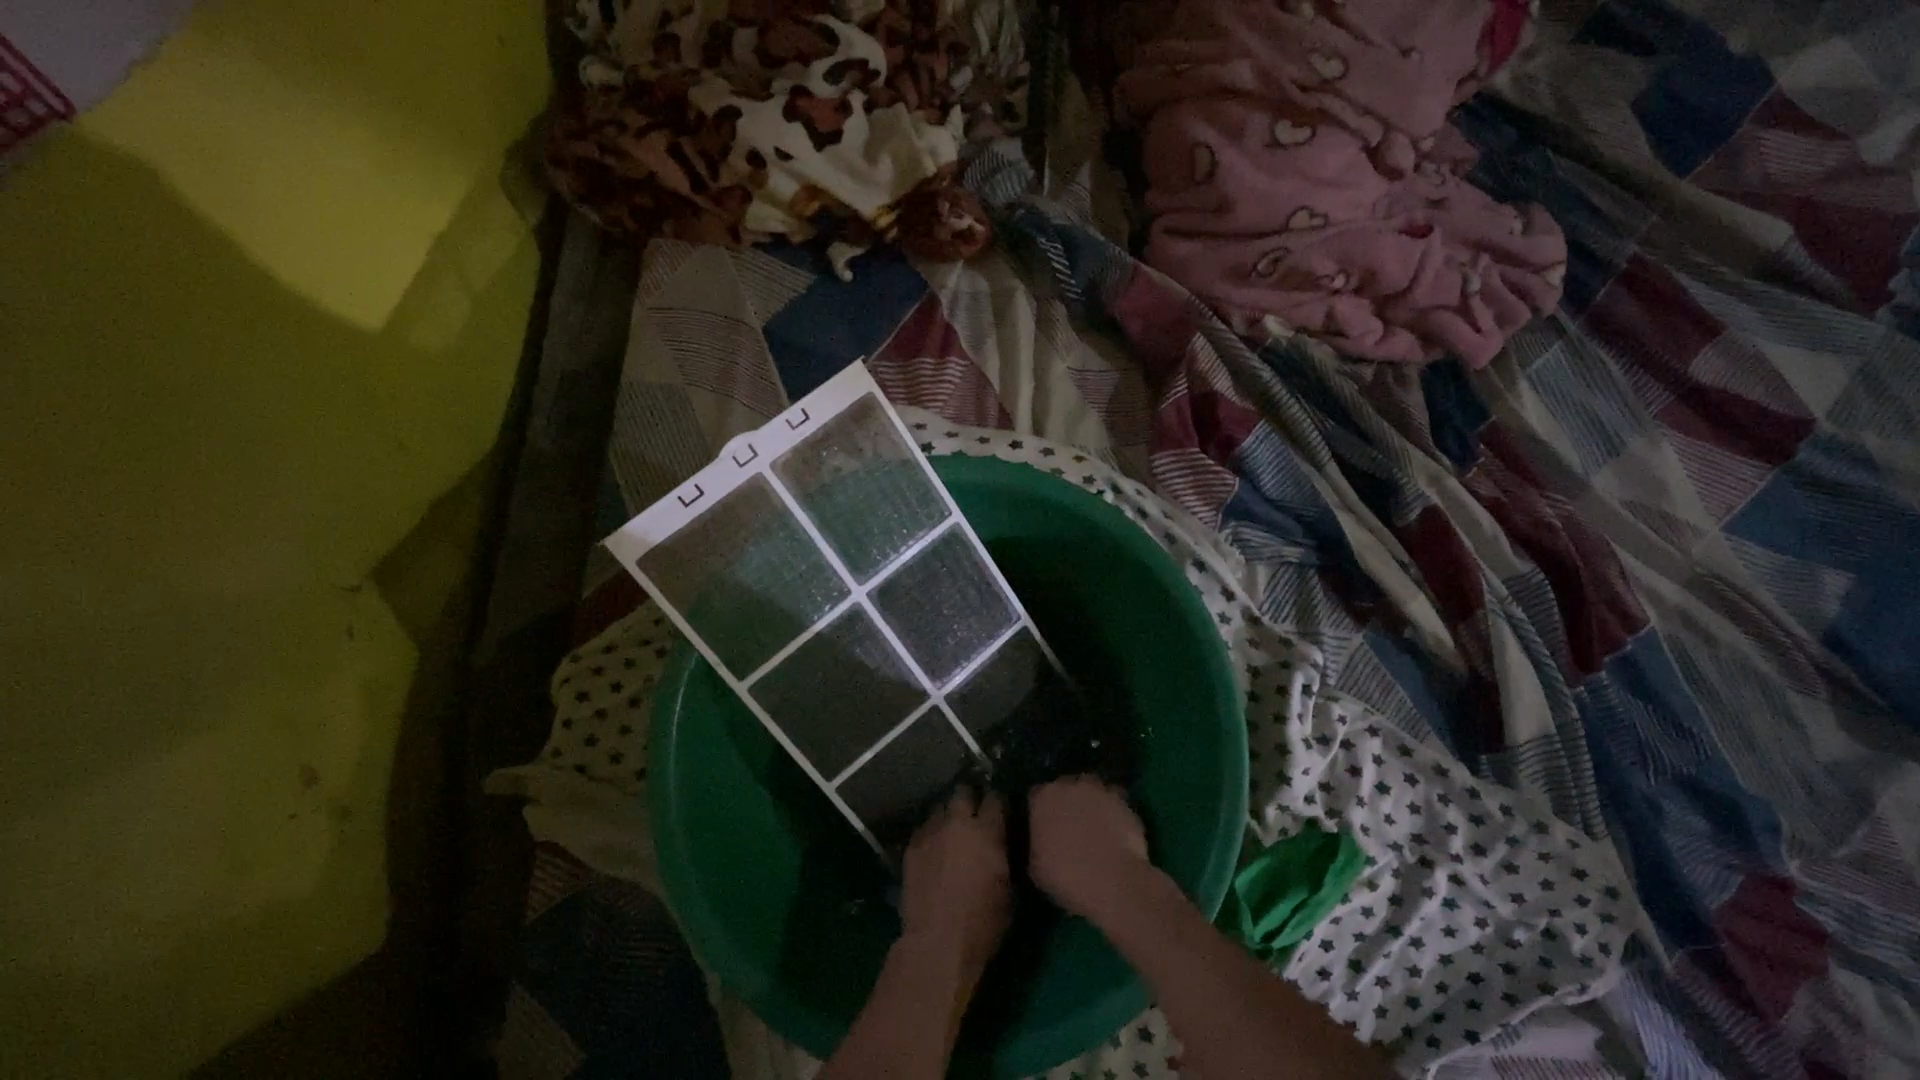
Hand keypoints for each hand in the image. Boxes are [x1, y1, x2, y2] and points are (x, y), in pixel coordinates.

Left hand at [900, 787, 1011, 992]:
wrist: (938, 941)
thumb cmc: (984, 922)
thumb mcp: (1009, 889)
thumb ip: (1004, 856)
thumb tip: (1001, 845)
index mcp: (987, 831)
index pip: (995, 798)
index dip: (998, 802)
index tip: (1000, 811)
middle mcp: (957, 823)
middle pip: (962, 792)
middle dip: (969, 798)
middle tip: (973, 813)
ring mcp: (930, 832)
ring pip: (939, 808)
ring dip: (947, 815)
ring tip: (951, 830)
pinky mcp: (911, 847)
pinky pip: (923, 829)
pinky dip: (931, 834)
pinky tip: (933, 848)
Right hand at [1027, 776, 1153, 920]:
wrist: (1112, 881)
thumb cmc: (1064, 876)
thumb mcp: (1035, 865)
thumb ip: (1038, 843)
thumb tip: (1044, 842)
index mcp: (1043, 797)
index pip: (1036, 796)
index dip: (1040, 812)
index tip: (1043, 828)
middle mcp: (1072, 786)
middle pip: (1067, 788)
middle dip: (1068, 803)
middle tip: (1070, 828)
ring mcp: (1103, 792)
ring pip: (1095, 793)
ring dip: (1093, 806)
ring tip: (1096, 831)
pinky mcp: (1128, 805)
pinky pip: (1117, 808)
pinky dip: (1115, 818)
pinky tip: (1115, 839)